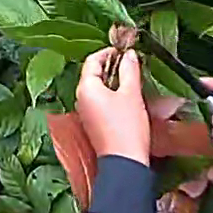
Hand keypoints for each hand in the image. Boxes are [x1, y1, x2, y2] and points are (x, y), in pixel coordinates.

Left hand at [77, 48, 148, 164]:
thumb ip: (129, 70)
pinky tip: (126, 96)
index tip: (123, 50)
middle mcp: (80, 97)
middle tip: (130, 62)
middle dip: (111, 66)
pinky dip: (111, 94)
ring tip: (131, 77)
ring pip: (97, 88)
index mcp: (85, 87)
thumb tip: (129, 54)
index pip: (92, 61)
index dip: (108, 52)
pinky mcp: (92, 122)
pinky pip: (99, 101)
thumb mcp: (131, 94)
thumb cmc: (127, 126)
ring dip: (112, 80)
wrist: (124, 161)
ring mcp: (85, 111)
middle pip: (93, 74)